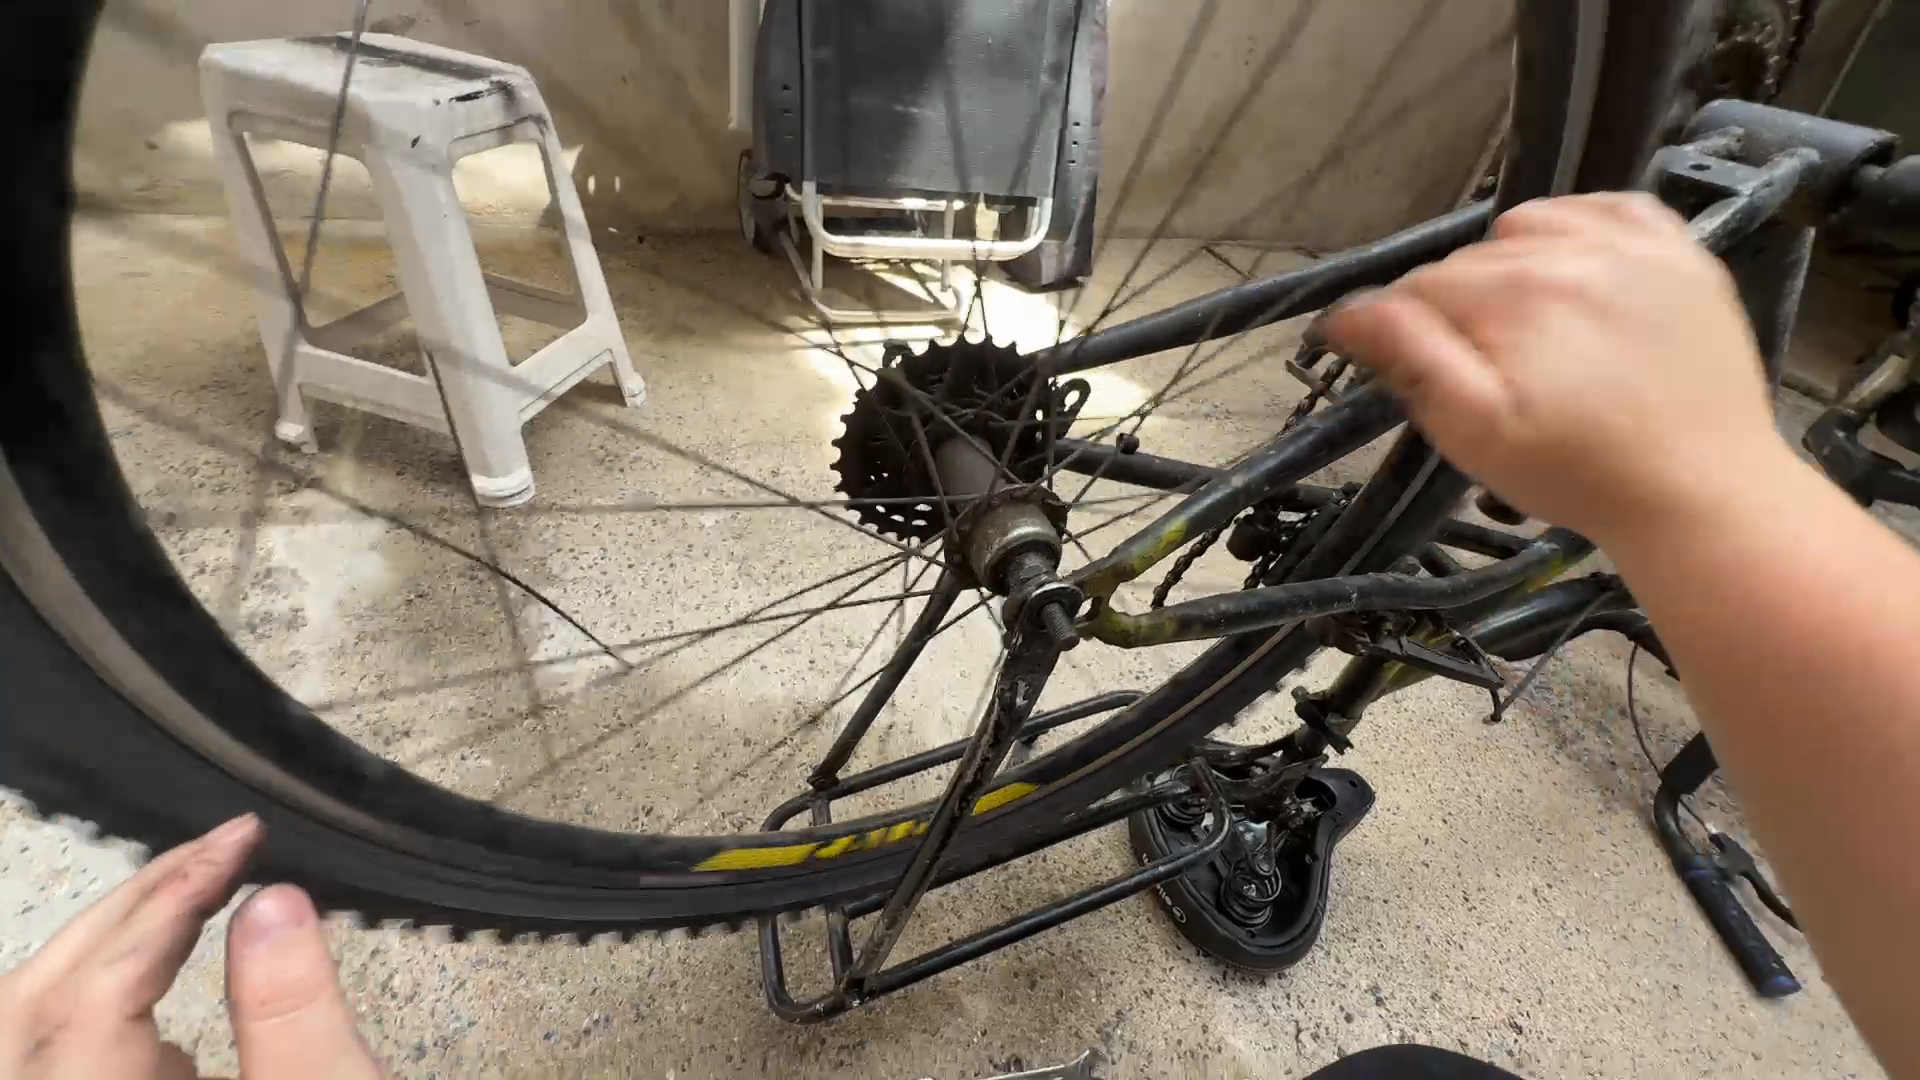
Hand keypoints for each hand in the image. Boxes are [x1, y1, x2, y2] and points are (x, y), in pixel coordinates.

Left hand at [0, 815, 385, 1078]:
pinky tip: (175, 950)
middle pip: (23, 1012)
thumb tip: (273, 898)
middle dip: (124, 907)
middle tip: (219, 843)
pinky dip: (108, 979)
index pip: (92, 1006)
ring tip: (197, 877)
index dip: (166, 906)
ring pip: (22, 1028)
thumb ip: (292, 1008)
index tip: (246, 839)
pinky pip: (56, 1047)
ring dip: (106, 937)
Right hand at [1323, 193, 1789, 545]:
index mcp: (1515, 294)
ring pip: (1522, 229)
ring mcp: (1636, 248)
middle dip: (1438, 307)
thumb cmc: (1565, 469)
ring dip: (1493, 266)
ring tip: (1501, 322)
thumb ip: (1408, 356)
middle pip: (1464, 261)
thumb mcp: (1468, 426)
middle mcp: (1574, 250)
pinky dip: (1567, 227)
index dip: (1387, 324)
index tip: (1384, 363)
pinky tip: (1558, 267)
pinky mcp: (1679, 258)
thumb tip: (1347, 313)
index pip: (1414, 287)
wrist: (1696, 490)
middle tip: (1450, 368)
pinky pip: (1606, 208)